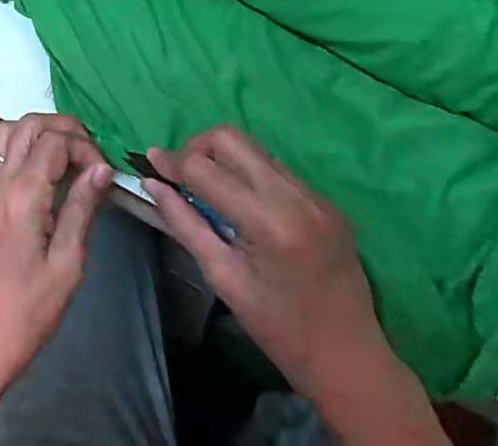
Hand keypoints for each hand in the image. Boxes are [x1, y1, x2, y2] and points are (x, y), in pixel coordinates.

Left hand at [0, 114, 114, 392]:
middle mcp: (1, 181)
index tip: (104, 174)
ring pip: (8, 131)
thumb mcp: (68, 260)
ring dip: (39, 131)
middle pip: (29, 124)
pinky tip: (39, 167)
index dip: (85, 148)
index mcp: (23, 194)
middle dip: (64, 128)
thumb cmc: (32, 306)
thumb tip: (102, 168)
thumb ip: (82, 206)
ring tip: (67, 152)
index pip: (55, 142)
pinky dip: (19, 145)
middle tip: (90, 152)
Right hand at [147, 127, 446, 445]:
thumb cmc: (278, 329)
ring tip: (205, 185)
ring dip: (223, 157)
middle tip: (180, 174)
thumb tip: (152, 184)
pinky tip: (240, 201)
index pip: (207, 169)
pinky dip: (248, 172)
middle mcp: (295, 195)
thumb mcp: (223, 278)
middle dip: (197, 147)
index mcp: (268, 221)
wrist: (349, 358)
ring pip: (254, 148)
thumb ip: (185, 224)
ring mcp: (315, 194)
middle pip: (232, 138)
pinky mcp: (325, 199)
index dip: (173, 161)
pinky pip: (275, 168)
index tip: (149, 160)